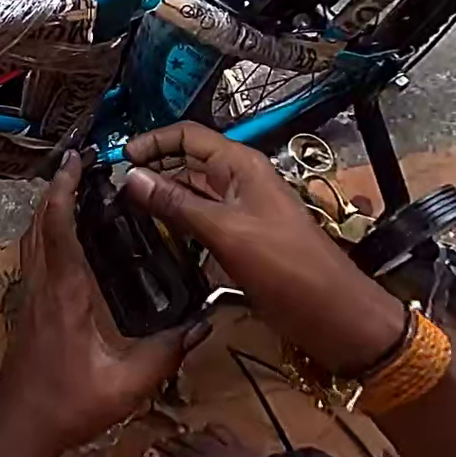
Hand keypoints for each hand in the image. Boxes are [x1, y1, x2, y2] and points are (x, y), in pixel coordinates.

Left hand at [0, 151, 212, 456]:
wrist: (22, 423)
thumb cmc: (70, 401)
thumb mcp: (127, 384)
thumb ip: (165, 353)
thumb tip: (202, 324)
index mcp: (63, 289)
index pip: (57, 224)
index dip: (63, 188)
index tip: (76, 161)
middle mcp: (42, 279)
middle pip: (40, 220)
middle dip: (56, 187)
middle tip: (81, 165)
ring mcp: (30, 288)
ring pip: (32, 233)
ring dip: (47, 204)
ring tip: (73, 187)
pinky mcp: (28, 299)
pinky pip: (33, 249)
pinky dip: (45, 227)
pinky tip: (63, 231)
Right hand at [120, 123, 407, 376]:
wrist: (339, 320)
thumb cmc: (287, 268)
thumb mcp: (226, 232)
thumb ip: (176, 203)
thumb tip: (130, 177)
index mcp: (239, 165)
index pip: (187, 135)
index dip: (153, 141)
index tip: (120, 158)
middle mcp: (236, 180)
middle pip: (185, 160)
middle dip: (151, 166)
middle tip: (116, 185)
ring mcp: (237, 209)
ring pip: (189, 190)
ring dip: (159, 194)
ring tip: (125, 208)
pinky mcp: (237, 236)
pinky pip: (197, 217)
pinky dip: (173, 219)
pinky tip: (152, 232)